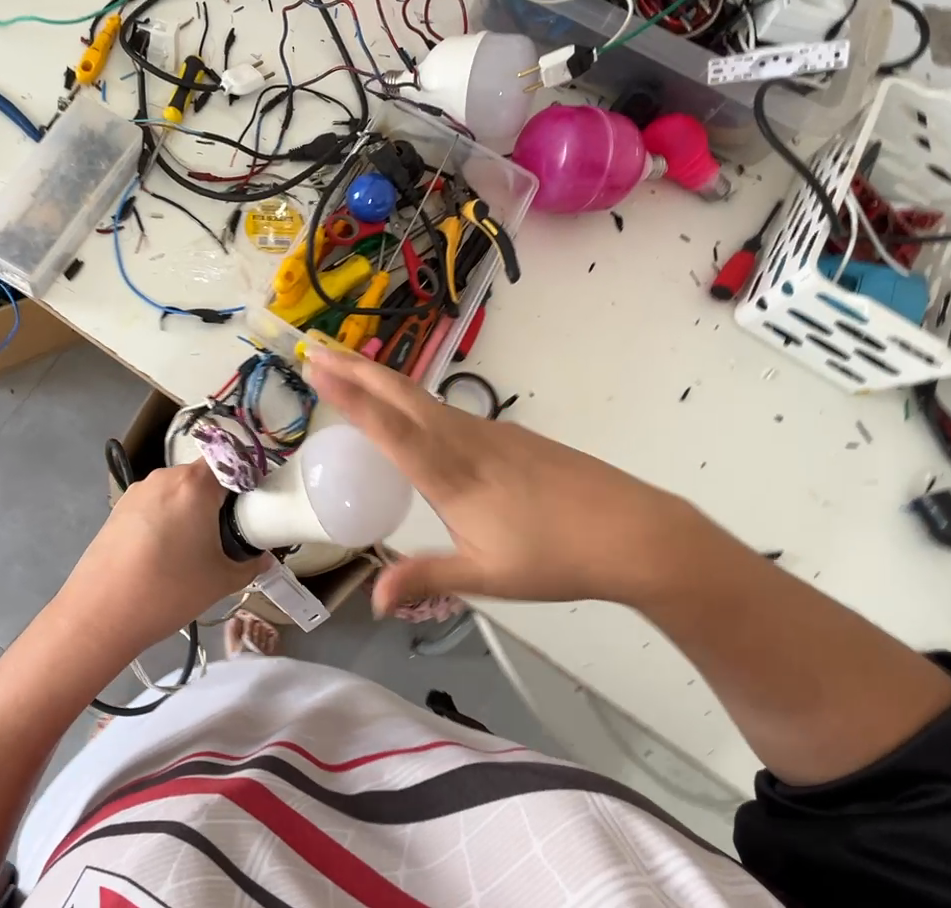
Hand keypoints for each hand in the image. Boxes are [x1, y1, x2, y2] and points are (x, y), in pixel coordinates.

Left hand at [53, 461, 269, 657]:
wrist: (100, 613)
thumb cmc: (169, 589)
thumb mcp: (221, 580)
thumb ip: (250, 564)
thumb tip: (263, 558)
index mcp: (195, 484)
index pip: (231, 464)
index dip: (246, 483)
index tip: (252, 511)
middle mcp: (164, 477)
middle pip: (203, 478)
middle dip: (217, 502)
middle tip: (226, 538)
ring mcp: (137, 491)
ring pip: (176, 493)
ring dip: (190, 512)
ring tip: (192, 552)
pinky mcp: (118, 509)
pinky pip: (154, 506)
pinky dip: (166, 521)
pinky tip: (163, 555)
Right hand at [305, 350, 736, 613]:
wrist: (635, 531)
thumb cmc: (556, 557)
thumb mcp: (486, 577)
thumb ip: (426, 579)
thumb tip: (374, 601)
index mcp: (452, 474)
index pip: (390, 428)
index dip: (350, 397)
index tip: (315, 366)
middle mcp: (465, 441)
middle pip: (402, 394)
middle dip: (355, 369)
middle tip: (316, 349)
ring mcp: (490, 433)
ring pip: (424, 398)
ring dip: (382, 380)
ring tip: (351, 371)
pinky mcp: (509, 436)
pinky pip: (446, 410)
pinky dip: (412, 400)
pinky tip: (410, 414)